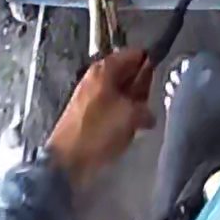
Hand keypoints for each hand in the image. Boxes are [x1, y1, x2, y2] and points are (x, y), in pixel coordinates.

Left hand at [45, 48, 154, 180]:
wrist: (64, 164)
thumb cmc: (99, 131)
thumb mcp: (131, 115)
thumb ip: (146, 105)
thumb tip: (149, 112)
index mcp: (106, 67)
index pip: (138, 55)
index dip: (150, 68)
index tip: (155, 86)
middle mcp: (96, 75)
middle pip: (129, 73)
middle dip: (140, 90)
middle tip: (144, 108)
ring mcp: (89, 94)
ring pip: (121, 92)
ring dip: (131, 105)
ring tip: (135, 123)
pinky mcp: (85, 112)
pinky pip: (110, 106)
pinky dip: (119, 115)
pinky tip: (122, 131)